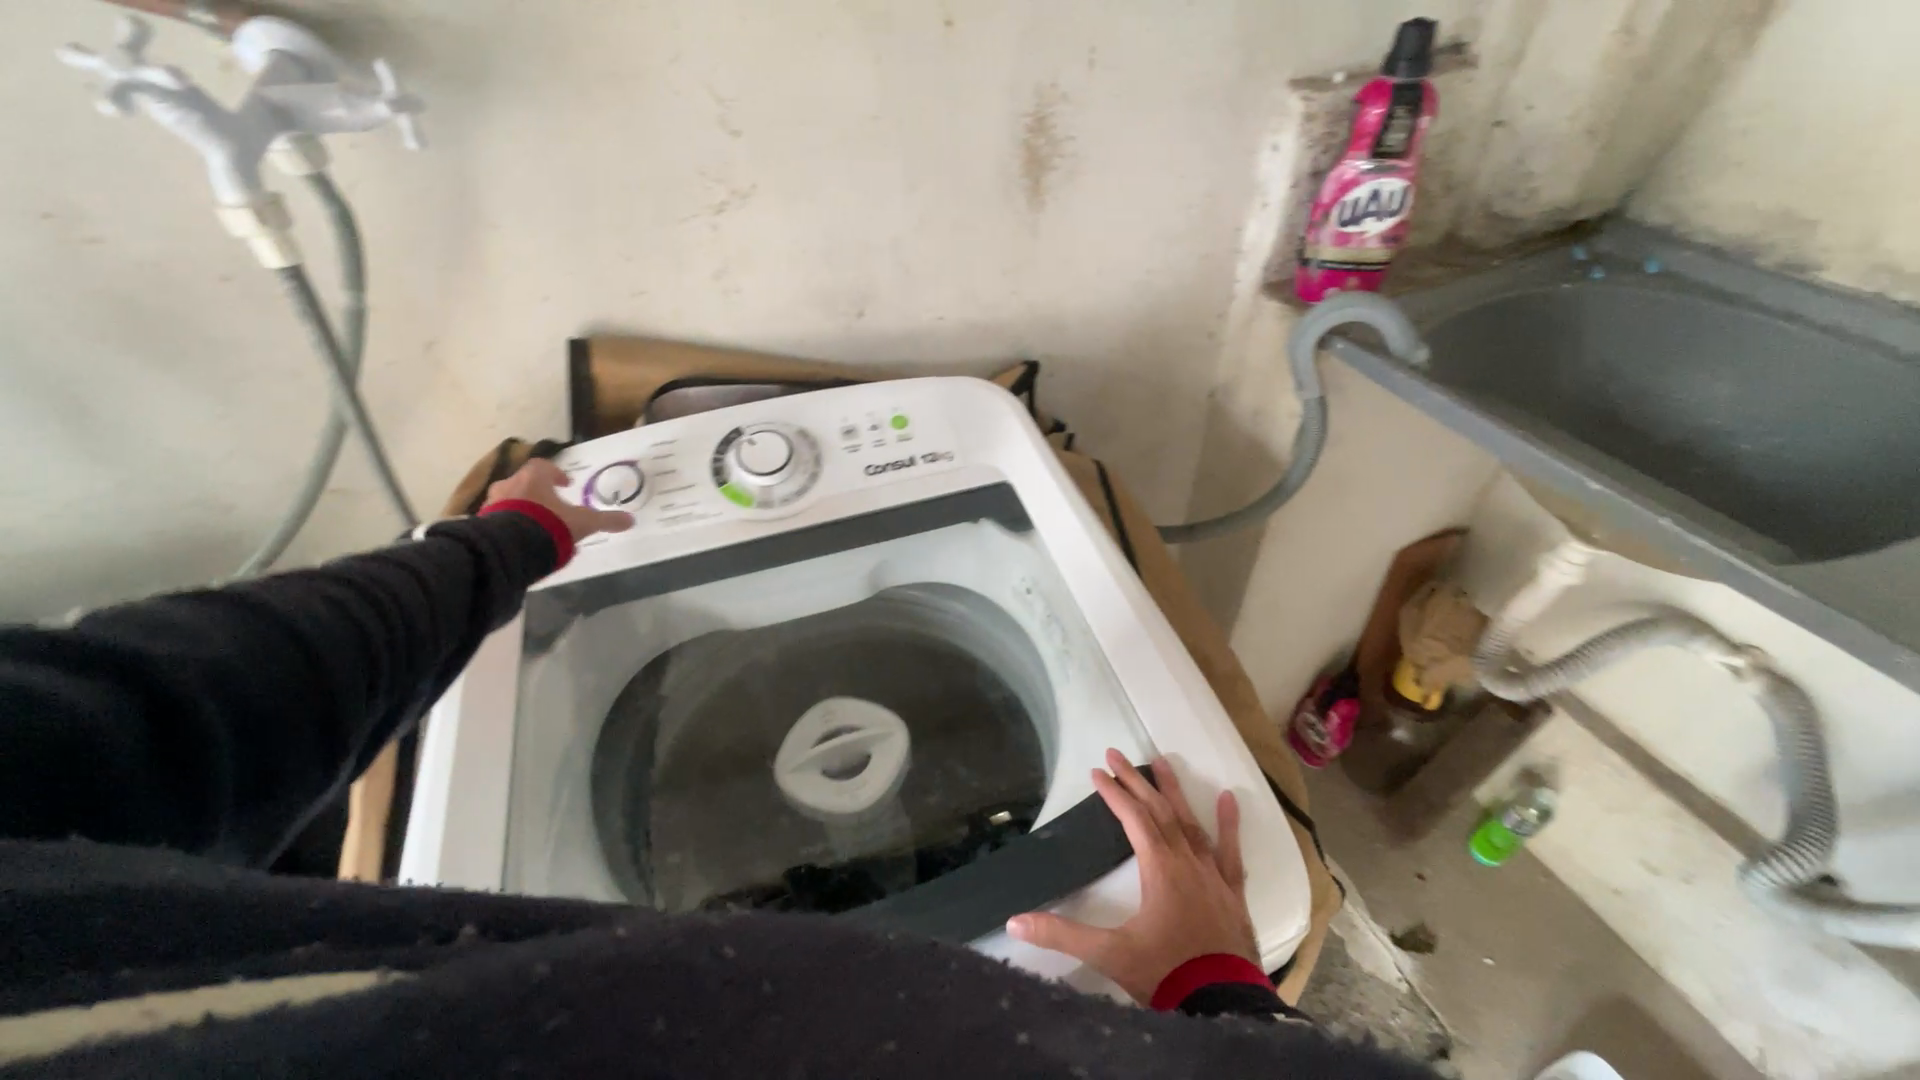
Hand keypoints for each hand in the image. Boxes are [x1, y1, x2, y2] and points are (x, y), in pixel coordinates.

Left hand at [485, 458, 633, 541]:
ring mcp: (492, 503)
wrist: (510, 547)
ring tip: (535, 525)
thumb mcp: (583, 523)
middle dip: (536, 492)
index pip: (543, 466)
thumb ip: (605, 520)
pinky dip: (509, 524)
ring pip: (508, 500)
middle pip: (523, 482)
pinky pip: (498, 519)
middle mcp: (510, 485)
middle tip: (550, 506)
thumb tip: (631, 520)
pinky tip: (521, 538)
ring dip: (521, 508)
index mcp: (534, 478)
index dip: (555, 473)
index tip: (565, 484)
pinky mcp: (483, 523)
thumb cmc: (548, 524)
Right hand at [1006, 748, 1256, 1004]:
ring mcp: (1213, 874)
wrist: (1223, 1005)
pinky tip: (1229, 798)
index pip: (1132, 818)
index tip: (1097, 770)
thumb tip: (1015, 921)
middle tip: (1117, 754)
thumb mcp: (1108, 954)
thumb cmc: (1164, 973)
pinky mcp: (1232, 892)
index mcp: (1158, 868)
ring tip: (1162, 762)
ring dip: (1174, 791)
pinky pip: (1231, 851)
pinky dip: (1229, 824)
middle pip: (1159, 811)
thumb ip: (1062, 935)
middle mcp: (1186, 861)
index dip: (1113, 793)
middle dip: (1136, 781)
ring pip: (1192, 822)